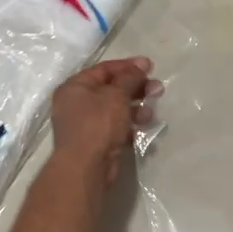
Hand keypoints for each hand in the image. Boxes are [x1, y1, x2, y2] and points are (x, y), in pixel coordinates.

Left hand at [50, 57, 159, 185]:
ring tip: (150, 113)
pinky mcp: (95, 142)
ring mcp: (85, 124)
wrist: (86, 168)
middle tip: (157, 89)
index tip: (150, 67)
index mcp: (75, 87)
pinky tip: (143, 129)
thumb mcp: (116, 95)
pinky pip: (115, 128)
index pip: (104, 69)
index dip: (128, 66)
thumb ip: (130, 77)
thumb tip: (141, 63)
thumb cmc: (97, 123)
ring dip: (135, 109)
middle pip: (111, 89)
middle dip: (136, 89)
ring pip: (115, 110)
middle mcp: (76, 103)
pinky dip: (129, 127)